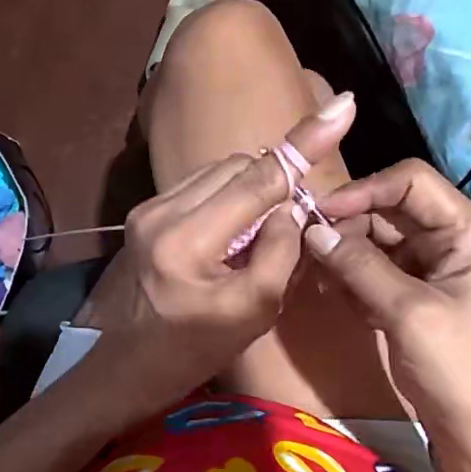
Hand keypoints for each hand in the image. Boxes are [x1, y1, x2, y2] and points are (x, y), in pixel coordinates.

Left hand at [82, 95, 356, 402]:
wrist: (127, 364)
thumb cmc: (192, 351)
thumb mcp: (252, 312)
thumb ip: (280, 252)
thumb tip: (291, 205)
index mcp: (186, 241)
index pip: (257, 180)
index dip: (303, 145)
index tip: (343, 107)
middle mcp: (160, 212)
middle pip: (238, 167)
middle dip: (272, 184)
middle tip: (287, 224)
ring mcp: (147, 208)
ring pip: (218, 172)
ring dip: (248, 191)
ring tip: (253, 237)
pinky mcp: (143, 212)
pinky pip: (198, 187)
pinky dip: (225, 199)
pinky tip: (228, 233)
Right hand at [304, 159, 470, 438]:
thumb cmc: (455, 364)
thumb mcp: (407, 310)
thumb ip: (359, 266)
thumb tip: (310, 230)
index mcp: (468, 232)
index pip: (411, 182)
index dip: (364, 190)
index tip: (320, 213)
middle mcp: (450, 237)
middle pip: (387, 207)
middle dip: (347, 225)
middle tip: (309, 249)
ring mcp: (429, 263)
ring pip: (373, 236)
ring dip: (344, 253)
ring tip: (321, 279)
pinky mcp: (410, 286)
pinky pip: (371, 264)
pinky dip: (350, 275)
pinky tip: (340, 297)